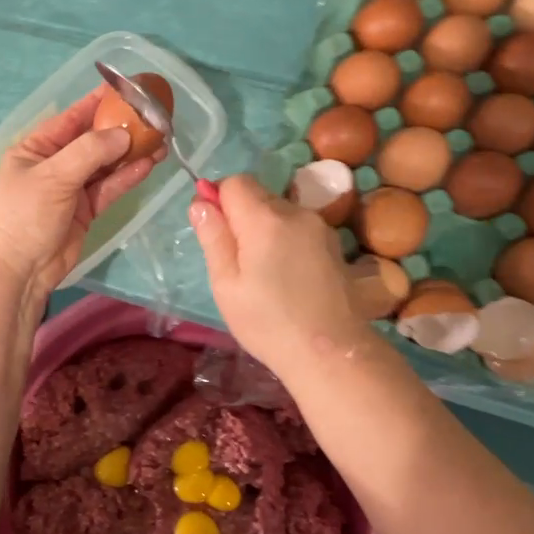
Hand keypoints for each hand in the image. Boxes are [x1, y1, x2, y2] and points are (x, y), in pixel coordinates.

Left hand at [0, 89, 158, 297]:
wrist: (21, 271)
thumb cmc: (26, 216)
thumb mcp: (54, 177)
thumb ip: (89, 152)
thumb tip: (123, 134)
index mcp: (36, 148)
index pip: (71, 117)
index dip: (98, 102)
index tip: (128, 88)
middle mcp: (54, 164)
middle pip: (93, 140)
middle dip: (122, 129)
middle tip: (155, 117)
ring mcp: (71, 188)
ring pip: (105, 164)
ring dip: (131, 153)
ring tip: (161, 140)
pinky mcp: (86, 210)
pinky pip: (109, 187)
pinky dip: (127, 176)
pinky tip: (148, 164)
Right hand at [188, 174, 367, 370]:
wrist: (329, 352)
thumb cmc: (267, 322)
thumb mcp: (226, 284)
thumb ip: (213, 238)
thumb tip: (200, 203)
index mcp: (265, 219)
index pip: (235, 182)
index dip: (218, 199)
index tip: (214, 231)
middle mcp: (296, 213)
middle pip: (258, 195)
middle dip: (240, 216)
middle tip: (234, 261)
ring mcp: (319, 228)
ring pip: (279, 212)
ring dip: (262, 230)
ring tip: (260, 273)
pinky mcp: (333, 244)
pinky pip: (297, 228)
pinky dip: (283, 241)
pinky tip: (284, 276)